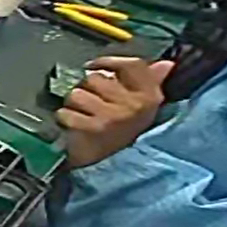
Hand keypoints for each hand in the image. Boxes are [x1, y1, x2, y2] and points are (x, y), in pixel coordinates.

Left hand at [56, 56, 173, 167]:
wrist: (115, 165)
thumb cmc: (126, 132)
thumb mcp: (144, 107)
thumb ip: (150, 83)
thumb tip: (163, 63)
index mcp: (149, 94)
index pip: (131, 65)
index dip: (108, 61)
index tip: (93, 65)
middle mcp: (133, 103)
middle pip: (94, 79)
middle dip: (86, 89)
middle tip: (90, 104)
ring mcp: (112, 116)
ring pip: (75, 94)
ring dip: (72, 105)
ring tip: (82, 115)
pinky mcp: (91, 128)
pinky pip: (64, 112)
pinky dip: (64, 118)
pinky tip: (73, 126)